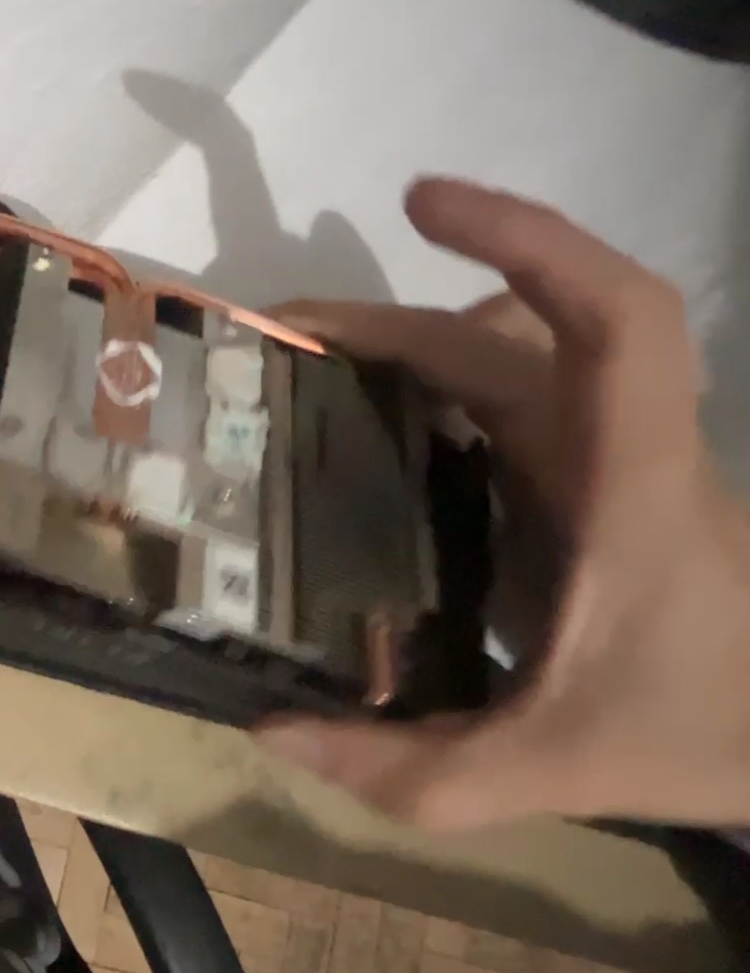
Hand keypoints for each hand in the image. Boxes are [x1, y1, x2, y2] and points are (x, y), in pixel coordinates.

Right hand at [257, 178, 749, 830]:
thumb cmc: (720, 731)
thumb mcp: (558, 768)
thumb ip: (416, 771)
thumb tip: (267, 730)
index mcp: (626, 483)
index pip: (612, 321)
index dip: (526, 240)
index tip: (421, 201)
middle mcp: (614, 449)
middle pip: (503, 336)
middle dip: (383, 319)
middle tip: (273, 336)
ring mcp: (600, 462)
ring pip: (505, 356)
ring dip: (407, 341)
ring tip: (309, 367)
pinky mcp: (581, 486)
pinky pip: (501, 403)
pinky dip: (432, 387)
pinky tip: (368, 427)